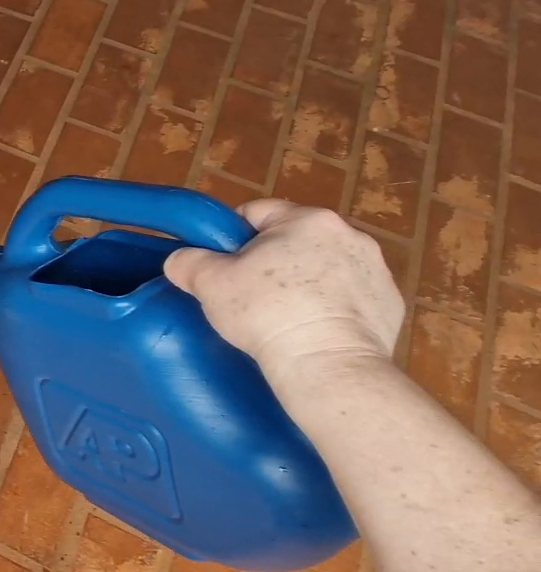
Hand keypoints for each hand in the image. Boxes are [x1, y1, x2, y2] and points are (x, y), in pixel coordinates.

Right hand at [163, 199, 404, 379]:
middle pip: (291, 239)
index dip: (229, 235)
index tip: (217, 263)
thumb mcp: (207, 282)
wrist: (325, 360)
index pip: (256, 211)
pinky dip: (326, 305)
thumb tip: (182, 259)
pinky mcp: (389, 301)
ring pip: (321, 266)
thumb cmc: (265, 311)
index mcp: (306, 220)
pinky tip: (307, 327)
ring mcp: (377, 268)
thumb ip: (186, 260)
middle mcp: (350, 234)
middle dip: (266, 259)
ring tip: (276, 313)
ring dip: (299, 281)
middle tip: (242, 291)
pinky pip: (347, 295)